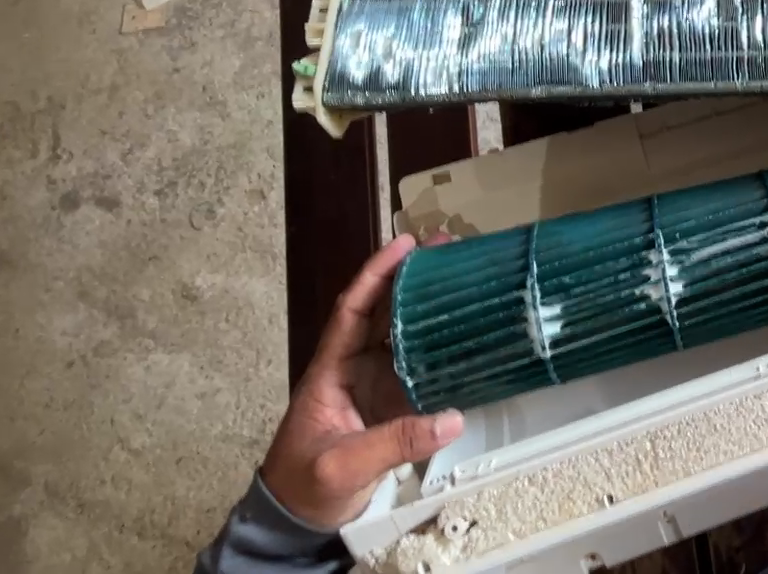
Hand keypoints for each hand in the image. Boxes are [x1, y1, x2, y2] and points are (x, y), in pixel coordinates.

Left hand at [261, 233, 463, 528]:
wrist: (300, 523)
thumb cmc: (306, 488)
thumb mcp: (343, 466)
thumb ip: (395, 441)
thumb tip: (454, 418)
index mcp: (332, 370)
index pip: (354, 310)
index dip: (377, 274)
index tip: (405, 244)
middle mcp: (356, 366)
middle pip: (384, 309)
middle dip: (412, 275)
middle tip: (447, 246)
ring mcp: (377, 382)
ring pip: (404, 329)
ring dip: (429, 300)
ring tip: (461, 273)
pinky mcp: (396, 399)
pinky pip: (421, 357)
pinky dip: (442, 336)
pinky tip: (467, 324)